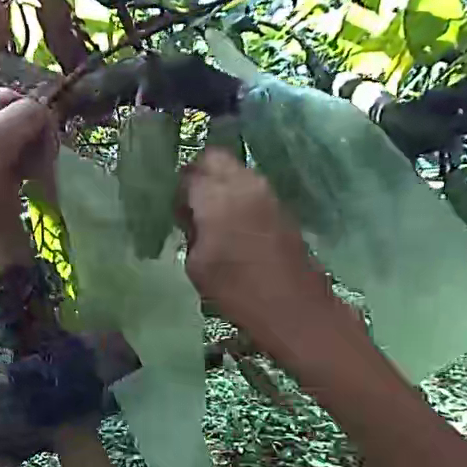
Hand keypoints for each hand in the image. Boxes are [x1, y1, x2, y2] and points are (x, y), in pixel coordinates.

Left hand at [0, 88, 52, 318]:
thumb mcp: (9, 202)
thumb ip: (24, 167)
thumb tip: (30, 157)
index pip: (33, 110)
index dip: (46, 134)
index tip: (46, 165)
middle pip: (8, 98)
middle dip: (25, 122)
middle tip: (31, 159)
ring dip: (4, 127)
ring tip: (8, 166)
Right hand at [177, 151, 367, 366]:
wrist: (294, 309)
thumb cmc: (236, 290)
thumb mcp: (196, 264)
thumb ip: (190, 231)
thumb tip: (190, 216)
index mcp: (217, 197)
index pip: (188, 173)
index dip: (177, 189)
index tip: (173, 210)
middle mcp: (243, 185)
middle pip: (215, 158)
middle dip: (199, 174)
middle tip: (188, 203)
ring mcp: (267, 194)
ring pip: (235, 171)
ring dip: (220, 184)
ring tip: (209, 216)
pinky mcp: (281, 207)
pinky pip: (251, 188)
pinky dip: (237, 197)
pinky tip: (231, 226)